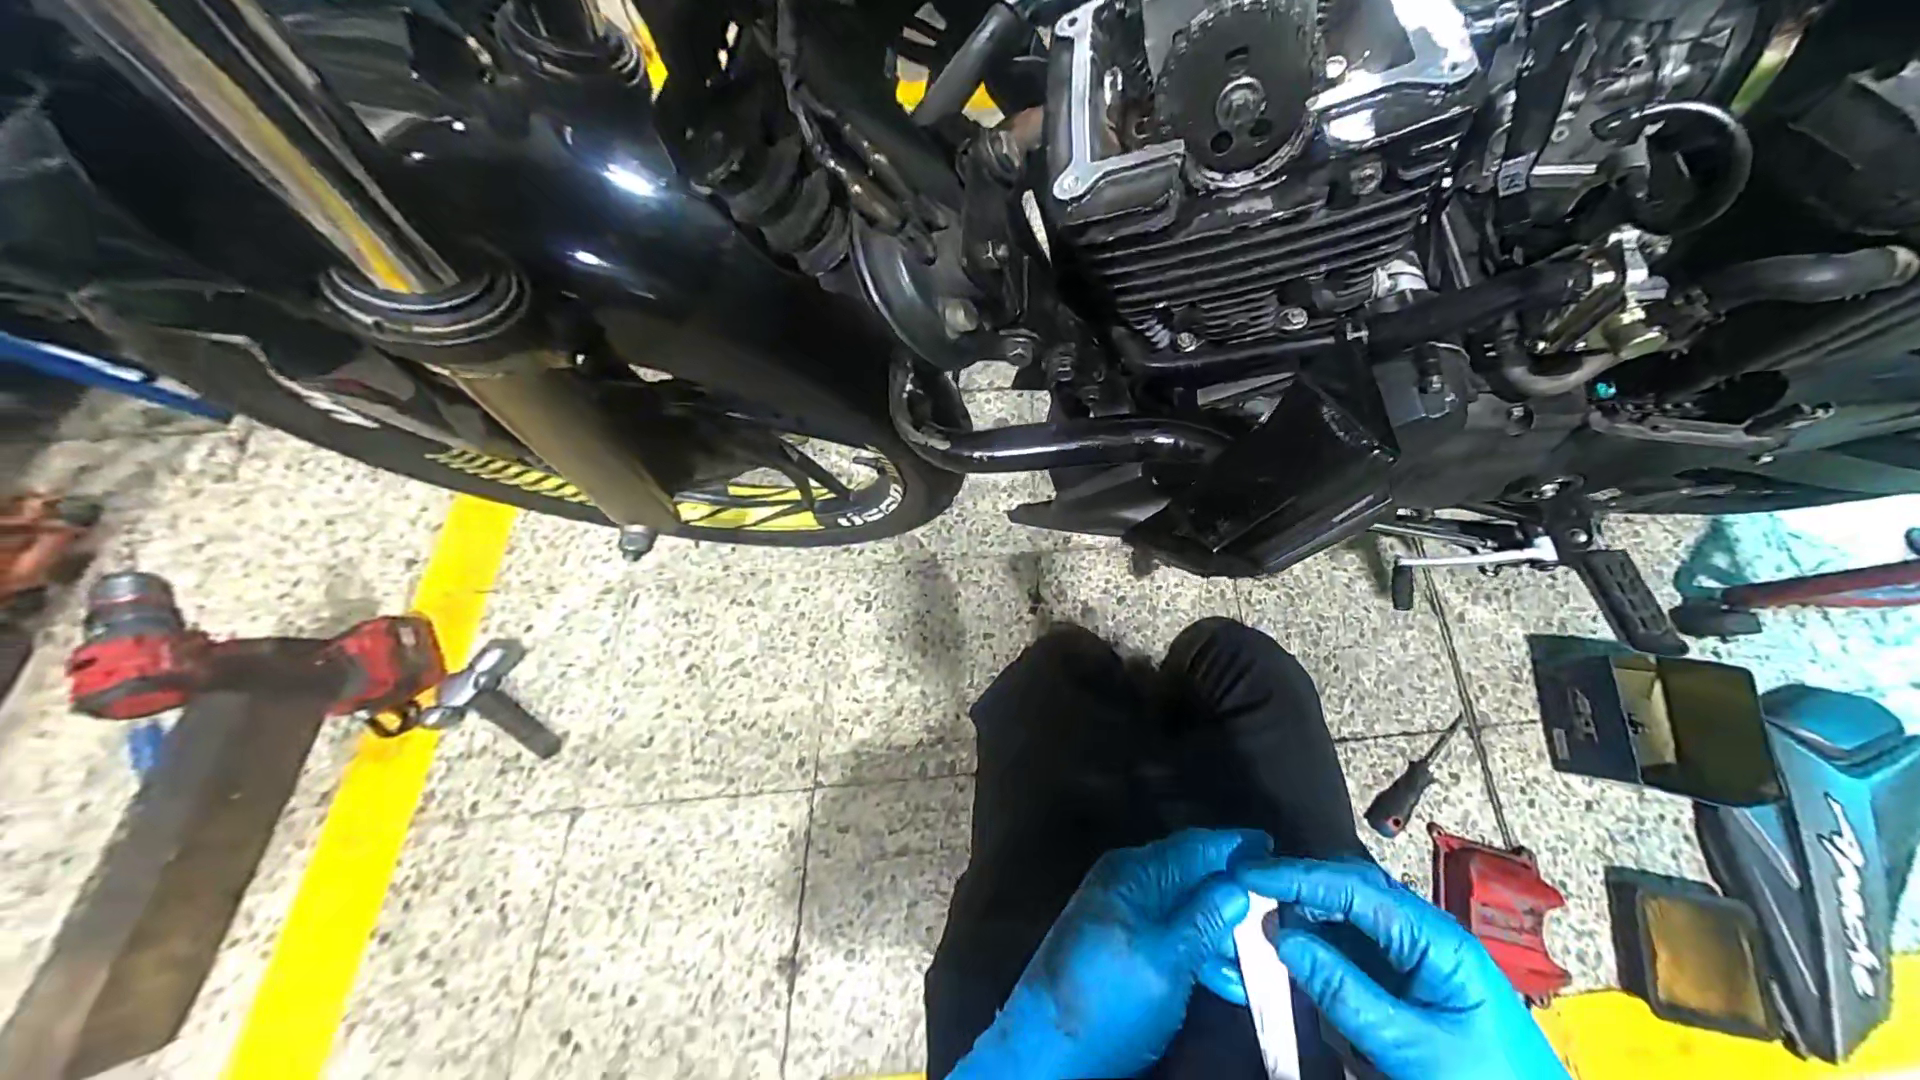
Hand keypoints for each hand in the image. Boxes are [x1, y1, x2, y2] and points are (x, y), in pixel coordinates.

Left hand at [951, 828, 1272, 1079]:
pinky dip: (1198, 948)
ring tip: (1264, 953)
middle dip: (1233, 890)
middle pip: (1189, 873)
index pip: (1193, 846)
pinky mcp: (1121, 942)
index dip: (1233, 845)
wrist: (1047, 1046)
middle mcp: (1126, 880)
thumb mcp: (1165, 961)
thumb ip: (1202, 920)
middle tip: (1279, 907)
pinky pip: (1169, 932)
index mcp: (1134, 871)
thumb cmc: (1108, 998)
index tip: (1272, 844)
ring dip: (1220, 927)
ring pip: (1183, 906)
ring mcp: (1120, 911)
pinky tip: (1227, 978)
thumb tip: (1238, 884)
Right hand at [1234, 858, 1569, 1079]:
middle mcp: (1424, 935)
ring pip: (1346, 913)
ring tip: (1260, 915)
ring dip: (1303, 910)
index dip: (1298, 876)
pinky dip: (1316, 940)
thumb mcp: (1414, 1052)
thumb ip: (1346, 993)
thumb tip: (1282, 938)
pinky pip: (1351, 945)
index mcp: (1438, 941)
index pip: (1355, 888)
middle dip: (1297, 883)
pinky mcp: (1404, 980)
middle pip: (1350, 888)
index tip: (1249, 874)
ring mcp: (1414, 956)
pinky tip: (1291, 946)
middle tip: (1245, 886)